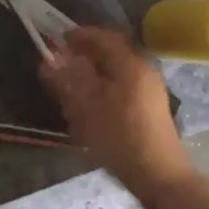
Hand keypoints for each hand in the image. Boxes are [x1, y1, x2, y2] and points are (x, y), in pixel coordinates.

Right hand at [40, 27, 192, 197]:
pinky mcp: (151, 107)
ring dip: (96, 69)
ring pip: (118, 69)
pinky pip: (124, 84)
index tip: (58, 40)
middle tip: (63, 60)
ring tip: (73, 82)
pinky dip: (106, 84)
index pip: (103, 36)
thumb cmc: (119, 136)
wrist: (158, 173)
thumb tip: (50, 59)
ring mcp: (151, 88)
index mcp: (130, 63)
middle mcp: (144, 69)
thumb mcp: (86, 106)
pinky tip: (92, 101)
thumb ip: (68, 79)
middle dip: (87, 52)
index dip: (79, 36)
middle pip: (112, 51)